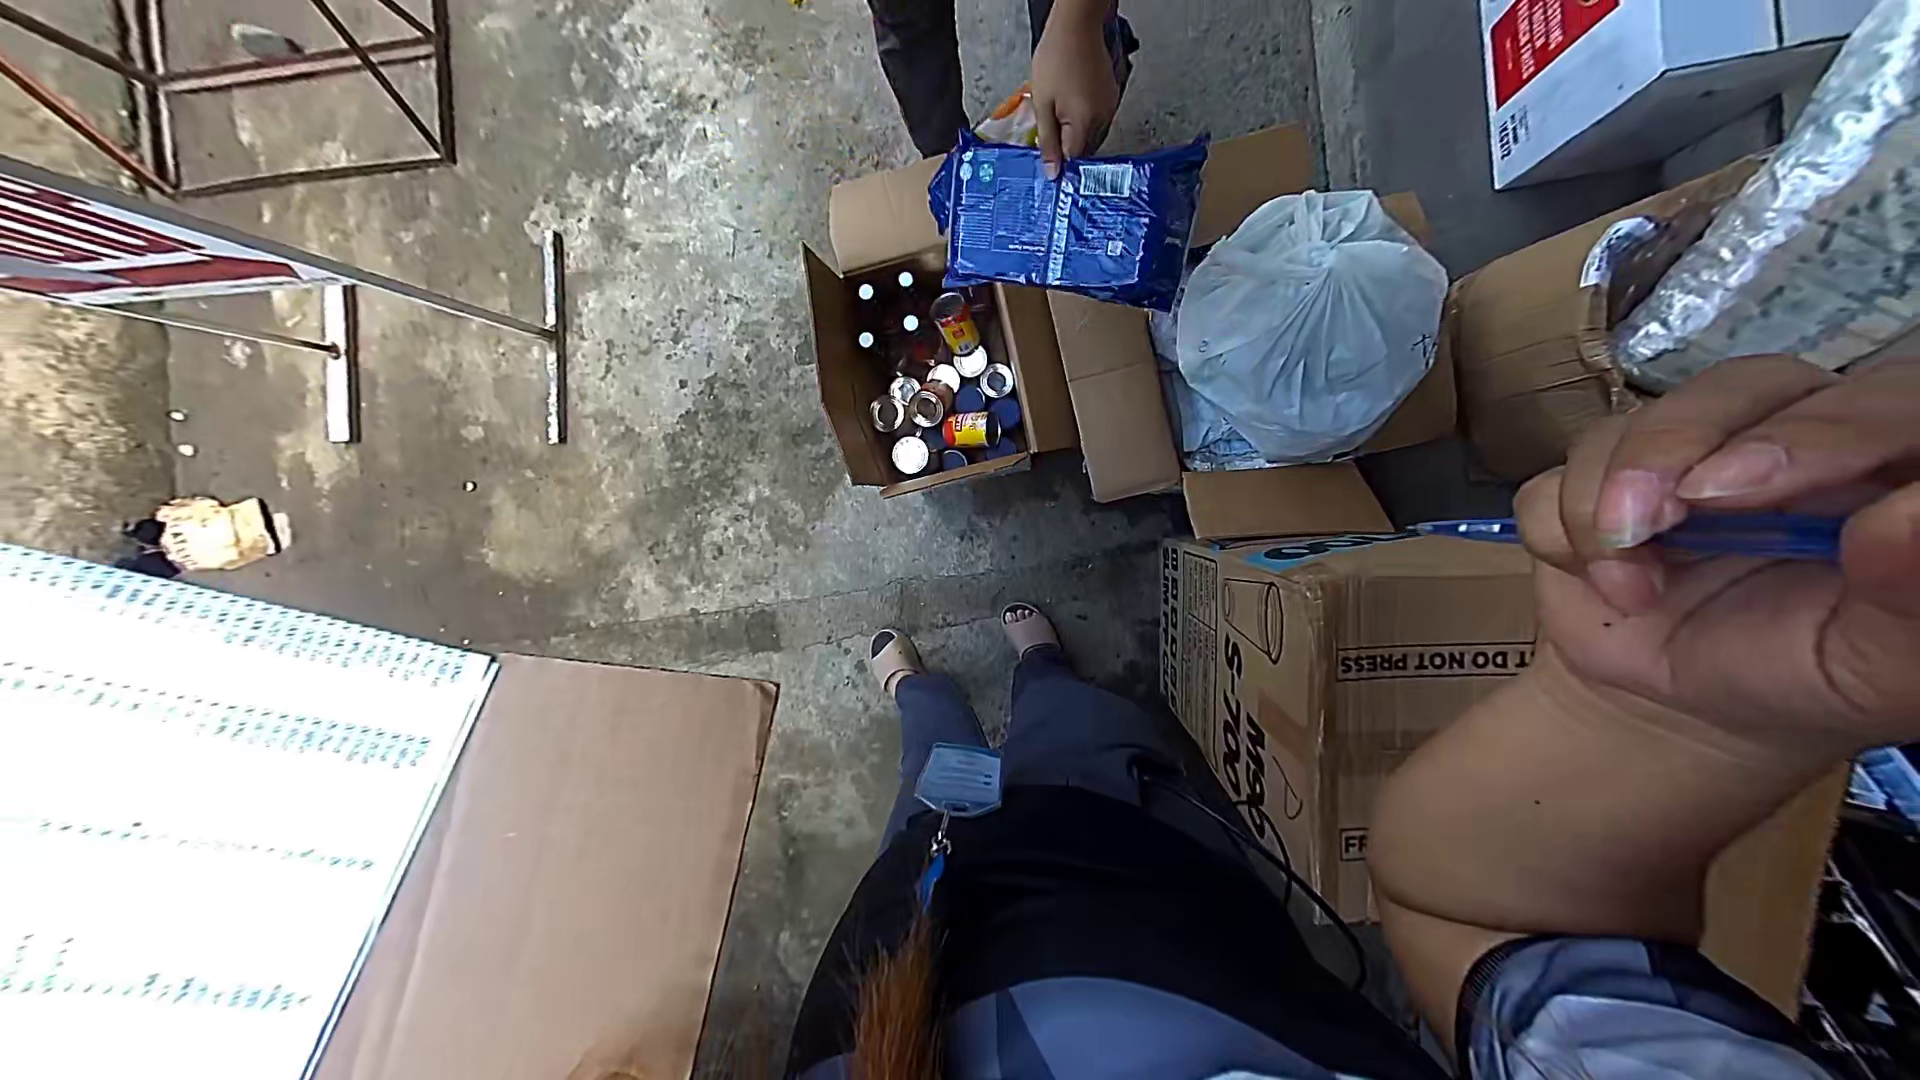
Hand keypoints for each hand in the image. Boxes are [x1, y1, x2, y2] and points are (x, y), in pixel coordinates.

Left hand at [1030, 0, 1119, 177]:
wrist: (1076, 22)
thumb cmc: (1056, 58)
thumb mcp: (1042, 104)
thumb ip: (1048, 142)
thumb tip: (1052, 173)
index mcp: (1085, 123)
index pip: (1073, 158)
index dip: (1058, 160)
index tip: (1048, 155)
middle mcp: (1103, 118)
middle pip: (1084, 149)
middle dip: (1067, 147)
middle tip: (1050, 132)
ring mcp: (1109, 106)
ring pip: (1091, 136)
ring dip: (1075, 133)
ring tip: (1060, 113)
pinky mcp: (1111, 95)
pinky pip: (1096, 119)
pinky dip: (1083, 120)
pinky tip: (1071, 105)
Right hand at [1515, 354, 1919, 753]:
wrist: (1672, 700)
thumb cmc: (1796, 677)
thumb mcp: (1882, 662)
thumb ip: (1917, 593)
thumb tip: (1906, 516)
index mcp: (1882, 465)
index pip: (1872, 400)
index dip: (1809, 430)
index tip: (1727, 494)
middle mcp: (1776, 441)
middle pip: (1729, 388)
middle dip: (1668, 450)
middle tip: (1643, 526)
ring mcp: (1665, 462)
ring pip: (1614, 432)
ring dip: (1594, 507)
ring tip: (1625, 585)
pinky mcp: (1579, 488)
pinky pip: (1544, 484)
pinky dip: (1553, 535)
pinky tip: (1594, 577)